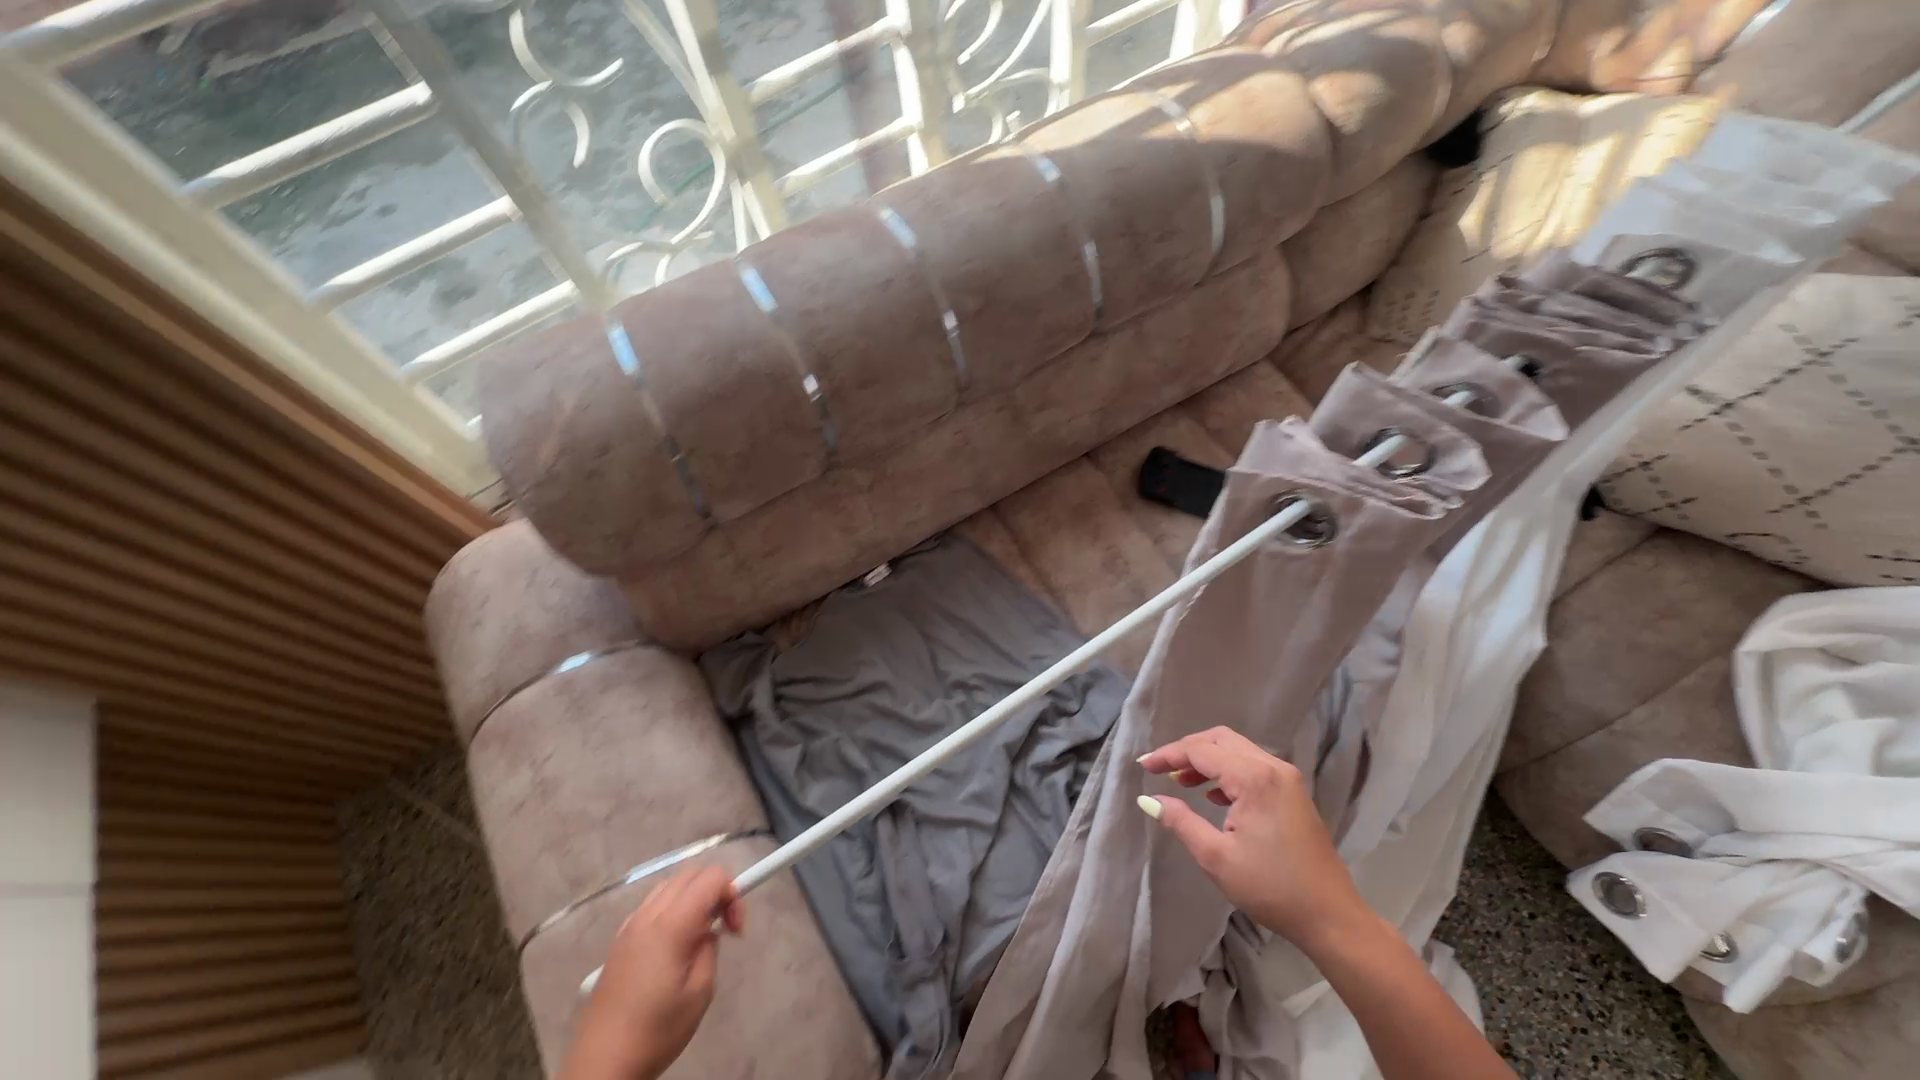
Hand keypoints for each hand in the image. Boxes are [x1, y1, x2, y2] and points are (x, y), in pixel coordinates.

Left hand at [560, 865, 744, 1079]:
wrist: (602, 1063)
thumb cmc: (657, 1031)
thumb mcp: (700, 992)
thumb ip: (710, 948)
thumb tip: (707, 931)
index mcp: (670, 926)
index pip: (710, 878)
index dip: (732, 893)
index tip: (736, 929)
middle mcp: (647, 917)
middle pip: (689, 874)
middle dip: (715, 891)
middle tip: (725, 927)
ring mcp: (628, 928)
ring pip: (668, 886)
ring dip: (692, 897)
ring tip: (701, 936)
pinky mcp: (619, 942)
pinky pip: (651, 906)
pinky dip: (672, 909)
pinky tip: (675, 945)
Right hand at [1138, 727, 1369, 949]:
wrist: (1330, 916)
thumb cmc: (1270, 888)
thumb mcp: (1216, 857)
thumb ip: (1180, 821)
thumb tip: (1149, 799)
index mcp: (1254, 778)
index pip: (1201, 750)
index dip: (1168, 755)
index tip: (1143, 766)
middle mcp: (1273, 768)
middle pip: (1221, 739)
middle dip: (1187, 750)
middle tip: (1160, 770)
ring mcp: (1287, 779)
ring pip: (1238, 751)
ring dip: (1207, 760)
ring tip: (1181, 783)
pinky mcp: (1293, 793)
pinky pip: (1253, 766)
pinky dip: (1227, 771)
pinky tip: (1212, 796)